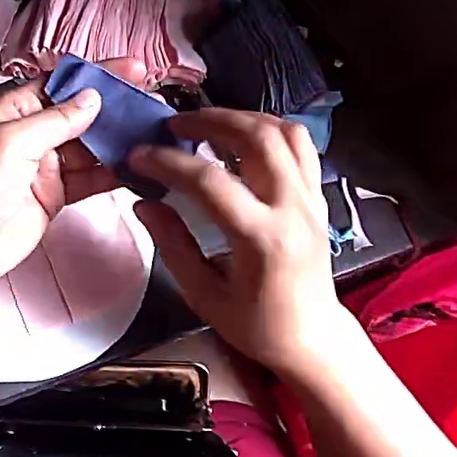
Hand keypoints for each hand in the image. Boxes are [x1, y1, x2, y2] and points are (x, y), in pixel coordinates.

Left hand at [0, 59, 147, 286]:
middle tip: (149, 105)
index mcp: (14, 111)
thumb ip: (55, 120)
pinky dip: (113, 175)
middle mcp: (32, 135)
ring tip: (150, 135)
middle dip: (115, 109)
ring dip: (119, 142)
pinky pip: (91, 179)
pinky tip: (135, 169)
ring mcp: (45, 166)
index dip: (96, 75)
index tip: (130, 70)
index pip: (62, 83)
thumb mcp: (9, 142)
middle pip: (82, 114)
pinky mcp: (55, 195)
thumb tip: (91, 98)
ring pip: (91, 147)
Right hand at [129, 109, 362, 381]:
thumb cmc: (257, 325)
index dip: (168, 163)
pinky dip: (271, 129)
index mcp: (262, 239)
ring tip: (207, 122)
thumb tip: (144, 203)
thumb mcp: (204, 295)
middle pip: (257, 139)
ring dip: (242, 118)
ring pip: (284, 133)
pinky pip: (301, 146)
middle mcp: (292, 209)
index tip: (138, 156)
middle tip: (175, 125)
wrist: (312, 338)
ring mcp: (311, 199)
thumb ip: (173, 245)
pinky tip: (244, 134)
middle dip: (211, 122)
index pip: (210, 182)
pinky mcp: (318, 197)